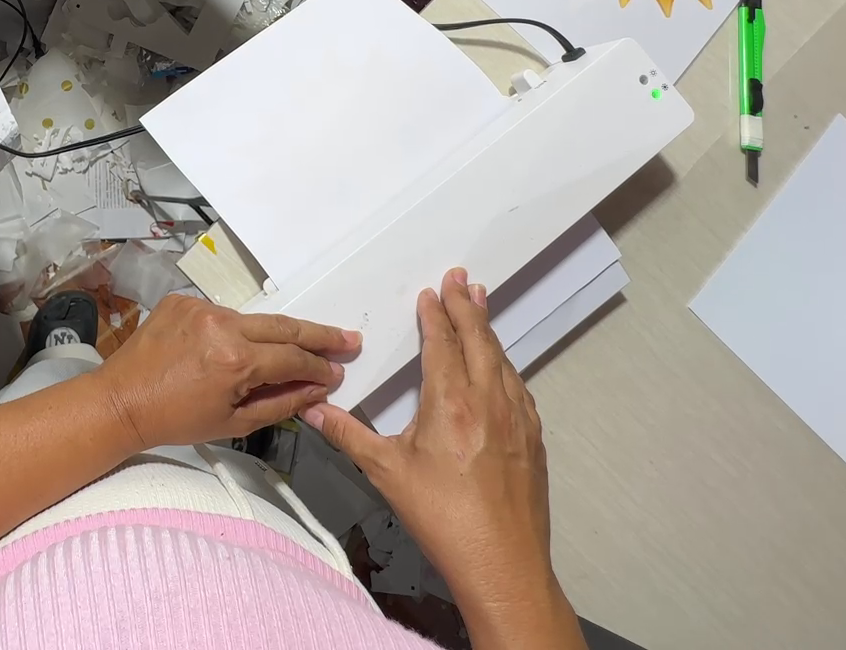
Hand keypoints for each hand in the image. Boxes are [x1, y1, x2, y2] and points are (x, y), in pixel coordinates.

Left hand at [89, 293, 359, 449]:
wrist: (121, 399)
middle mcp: (221, 324)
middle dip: (319, 334)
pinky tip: (236, 345)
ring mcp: (200, 307)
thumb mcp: (234, 422)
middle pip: (282, 326)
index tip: (339, 371)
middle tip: (348, 338)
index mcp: (235, 359)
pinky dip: (235, 329)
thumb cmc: (177, 420)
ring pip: (252, 319)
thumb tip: (319, 388)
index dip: (319, 367)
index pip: (292, 358)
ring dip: (273, 334)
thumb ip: (282, 402)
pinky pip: (221, 314)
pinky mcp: (182, 300)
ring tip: (297, 346)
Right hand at [302, 269, 581, 648]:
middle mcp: (489, 402)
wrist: (504, 567)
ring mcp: (517, 422)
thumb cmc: (442, 516)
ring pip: (503, 362)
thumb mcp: (386, 472)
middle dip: (469, 306)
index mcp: (451, 402)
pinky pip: (518, 388)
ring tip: (481, 306)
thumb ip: (348, 434)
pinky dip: (505, 364)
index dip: (436, 315)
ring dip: (489, 331)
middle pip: (480, 341)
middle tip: (463, 278)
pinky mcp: (533, 443)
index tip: (431, 292)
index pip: (444, 344)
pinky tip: (501, 367)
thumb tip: (312, 409)